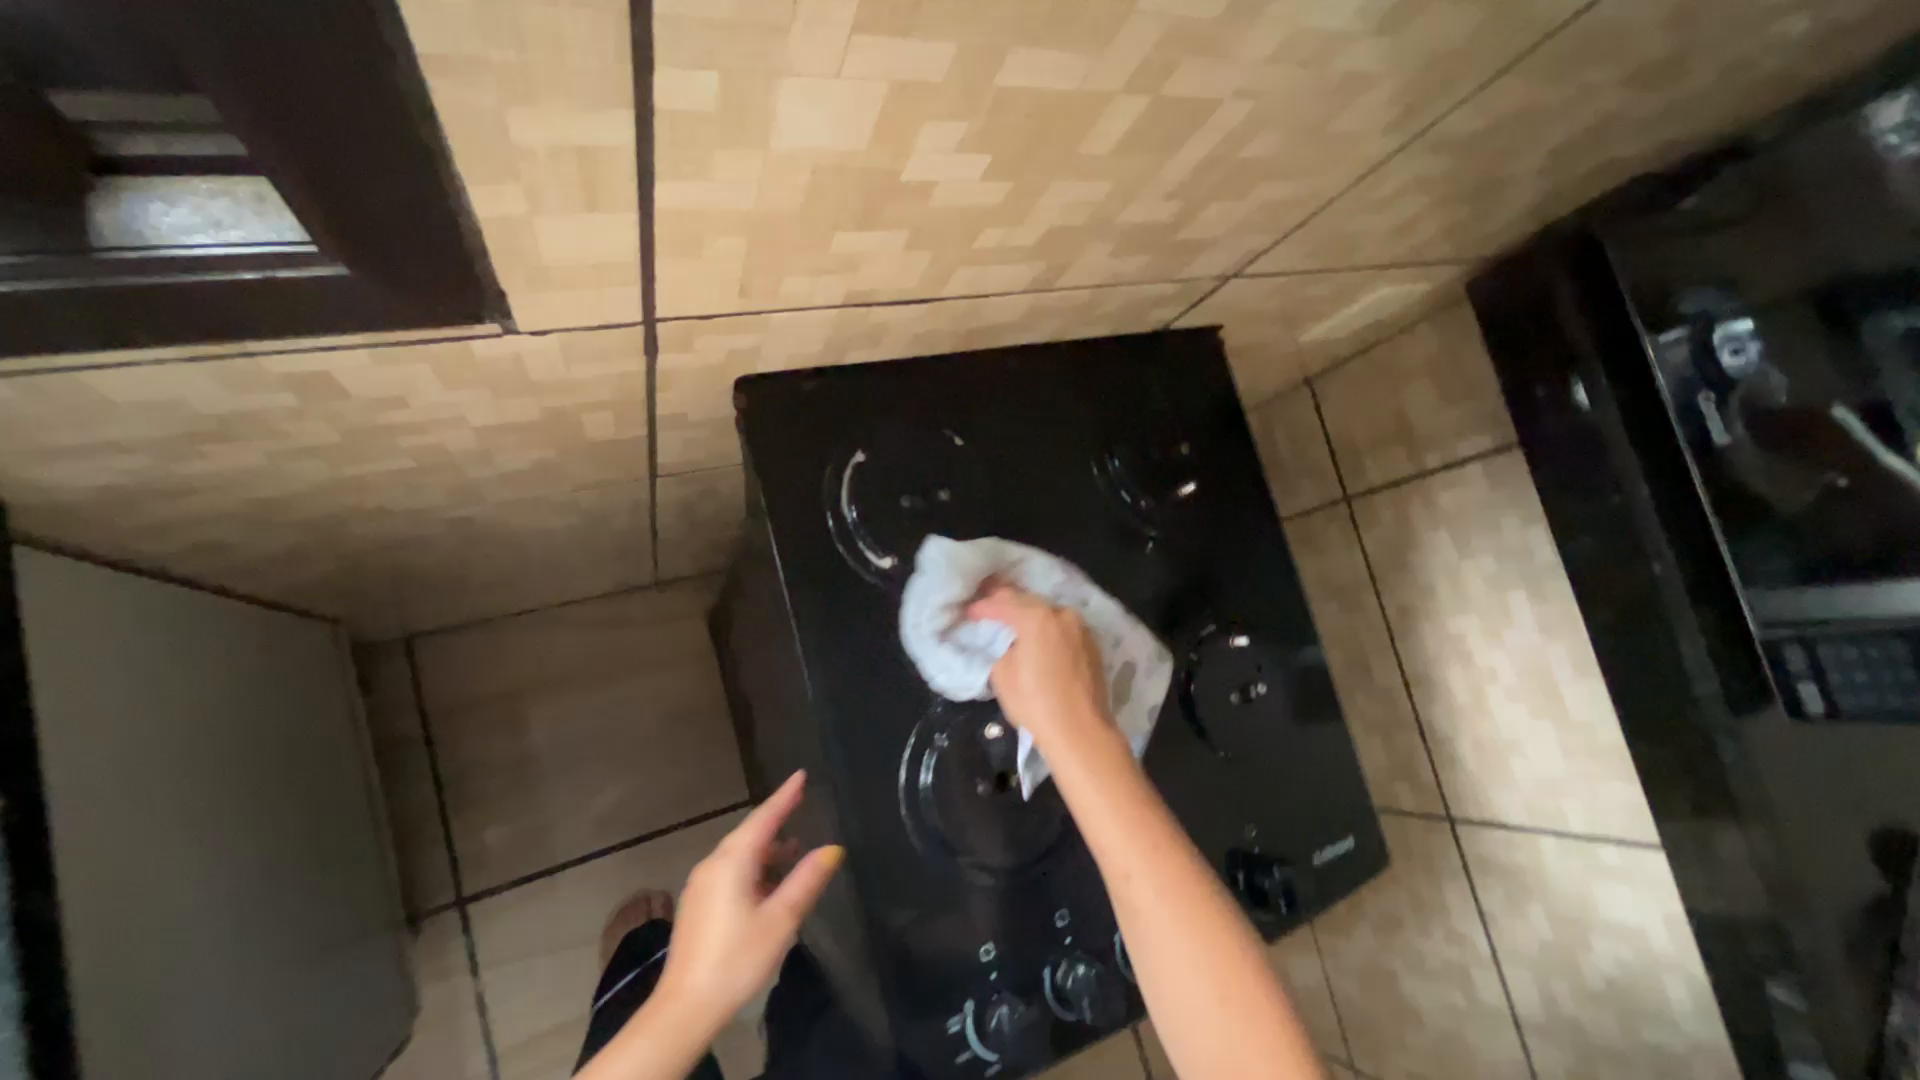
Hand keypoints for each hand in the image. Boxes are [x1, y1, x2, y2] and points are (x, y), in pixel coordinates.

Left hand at [657, 771, 842, 1027]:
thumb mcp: (781, 919)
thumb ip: (807, 880)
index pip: (764, 818)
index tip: (801, 775)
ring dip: (767, 849)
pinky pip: (730, 872)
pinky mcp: (698, 906)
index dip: (785, 796)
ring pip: (739, 855)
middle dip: (776, 819)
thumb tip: (832, 848)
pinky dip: (754, 867)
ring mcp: (701, 886)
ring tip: (794, 850)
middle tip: (801, 804)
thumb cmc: (737, 959)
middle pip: (749, 834)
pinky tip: (769, 884)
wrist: (686, 1006)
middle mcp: (713, 866)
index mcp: (733, 862)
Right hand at [967, 584, 1118, 755]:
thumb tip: (1005, 642)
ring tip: (1009, 617)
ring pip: (1047, 613)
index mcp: (1037, 618)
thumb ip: (1000, 648)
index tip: (968, 612)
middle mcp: (1062, 614)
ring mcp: (1081, 628)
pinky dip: (1046, 627)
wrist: (1080, 731)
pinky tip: (1036, 636)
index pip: (1002, 604)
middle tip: (985, 604)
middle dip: (1005, 602)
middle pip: (1027, 601)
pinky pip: (1061, 627)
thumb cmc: (1035, 702)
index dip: (982, 607)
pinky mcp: (1091, 644)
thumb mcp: (1002, 674)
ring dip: (1027, 613)